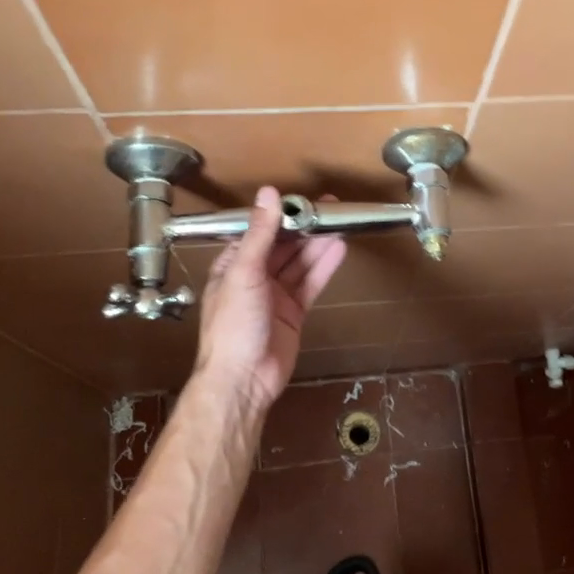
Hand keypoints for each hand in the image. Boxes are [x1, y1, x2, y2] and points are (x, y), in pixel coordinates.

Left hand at [192, 187, 346, 409]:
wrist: (243, 380)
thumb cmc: (233, 327)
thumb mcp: (244, 273)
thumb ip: (260, 234)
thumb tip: (268, 194)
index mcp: (233, 265)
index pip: (259, 231)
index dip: (281, 215)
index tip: (303, 199)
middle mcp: (254, 277)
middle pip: (284, 246)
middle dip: (305, 228)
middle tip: (331, 209)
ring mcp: (275, 296)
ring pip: (300, 263)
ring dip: (318, 245)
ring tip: (341, 224)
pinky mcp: (293, 313)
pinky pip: (311, 284)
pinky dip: (324, 267)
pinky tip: (339, 250)